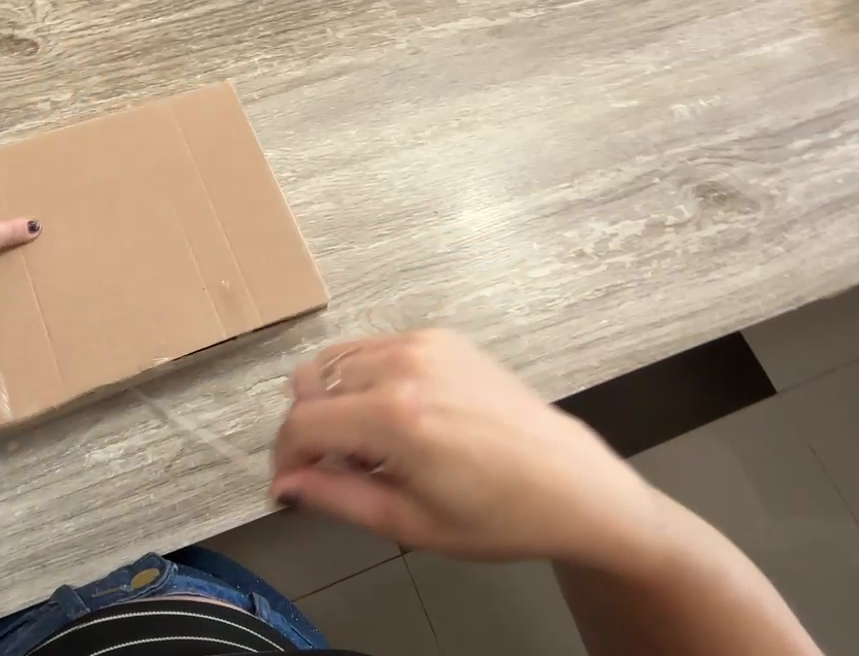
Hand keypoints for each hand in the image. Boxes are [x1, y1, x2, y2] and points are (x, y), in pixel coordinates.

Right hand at [270, 329, 662, 566]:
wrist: (574, 484)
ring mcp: (419, 342)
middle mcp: (400, 365)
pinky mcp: (436, 335)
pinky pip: (370, 348)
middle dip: (309, 425)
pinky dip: (362, 378)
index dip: (285, 454)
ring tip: (368, 440)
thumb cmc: (496, 517)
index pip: (302, 422)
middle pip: (309, 381)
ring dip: (332, 398)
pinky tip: (395, 412)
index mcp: (395, 417)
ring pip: (334, 359)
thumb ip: (336, 497)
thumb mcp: (411, 523)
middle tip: (337, 465)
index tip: (289, 480)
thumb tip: (284, 483)